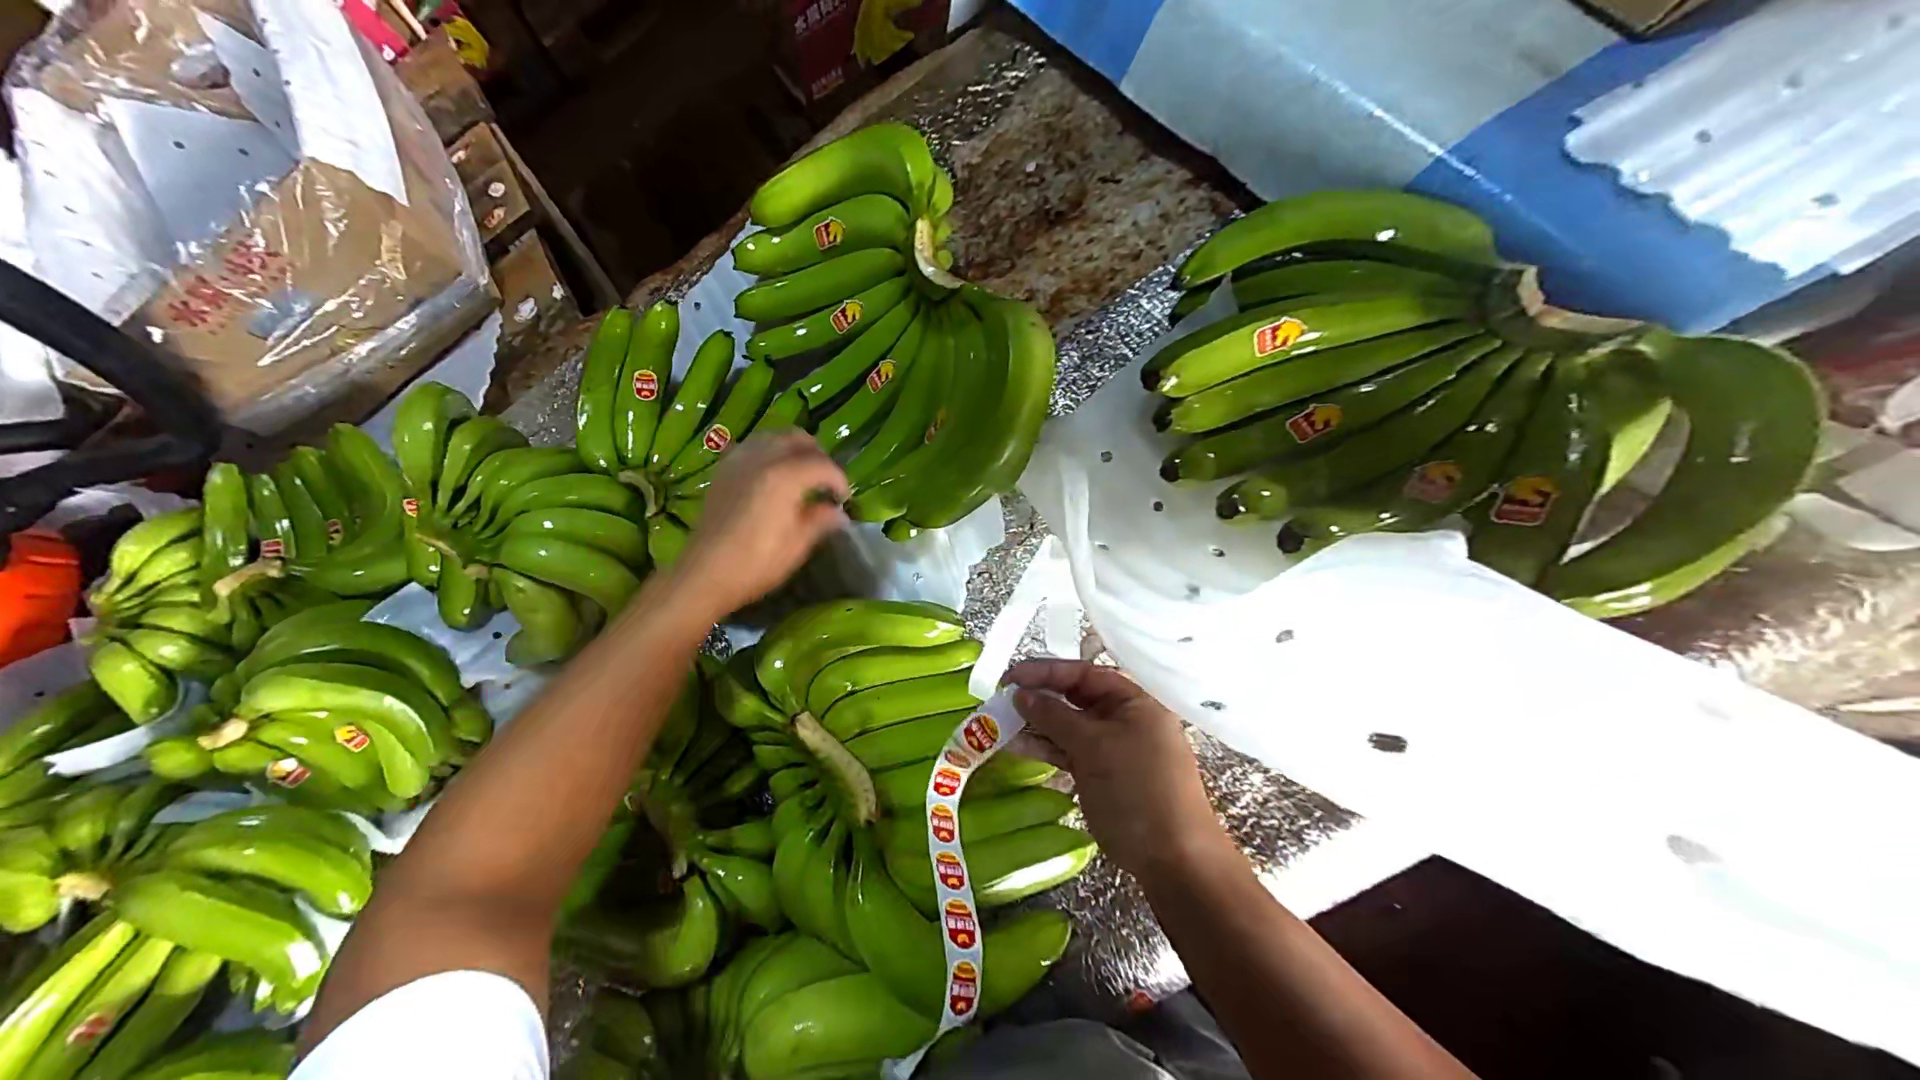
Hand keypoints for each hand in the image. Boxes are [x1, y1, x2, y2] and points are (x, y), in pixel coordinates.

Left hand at [672, 431, 848, 617]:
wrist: (704, 573)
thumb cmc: (756, 564)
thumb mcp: (797, 546)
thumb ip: (820, 521)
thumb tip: (838, 512)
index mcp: (784, 477)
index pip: (822, 465)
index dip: (839, 480)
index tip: (844, 499)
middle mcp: (761, 459)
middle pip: (798, 440)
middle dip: (818, 456)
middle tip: (826, 481)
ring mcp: (739, 461)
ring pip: (774, 436)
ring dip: (794, 448)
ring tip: (802, 473)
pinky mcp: (724, 469)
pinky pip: (752, 445)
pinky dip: (769, 450)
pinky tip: (773, 472)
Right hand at [1005, 659, 1230, 880]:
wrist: (1173, 858)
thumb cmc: (1137, 789)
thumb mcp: (1093, 746)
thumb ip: (1055, 715)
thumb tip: (1021, 693)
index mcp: (1134, 701)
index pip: (1084, 674)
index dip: (1046, 672)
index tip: (1011, 676)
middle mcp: (1125, 718)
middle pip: (1076, 697)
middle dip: (1039, 696)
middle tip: (1002, 698)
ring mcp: (1113, 747)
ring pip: (1069, 726)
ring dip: (1037, 724)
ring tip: (1001, 722)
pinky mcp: (1103, 773)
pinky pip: (1070, 750)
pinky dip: (1047, 747)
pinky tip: (1017, 745)